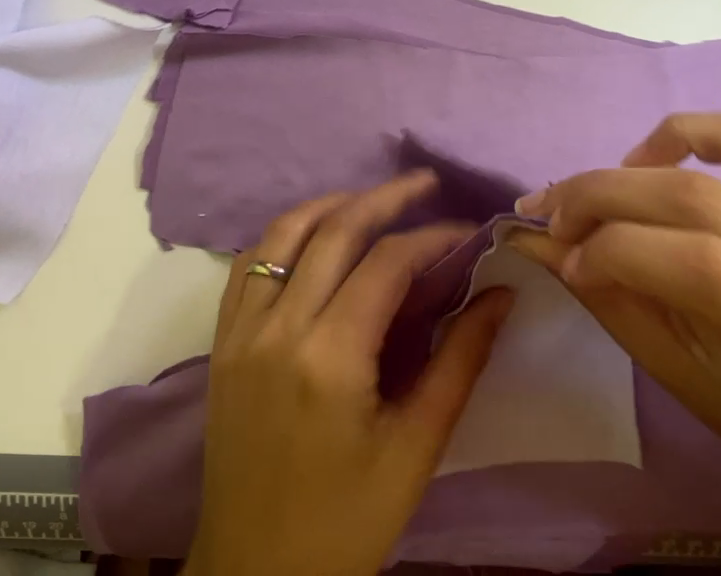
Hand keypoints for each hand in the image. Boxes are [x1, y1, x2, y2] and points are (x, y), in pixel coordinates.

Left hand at [186, 172, 515, 575]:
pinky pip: (248, 265)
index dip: (431, 236)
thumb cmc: (348, 518)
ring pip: (282, 235)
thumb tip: (500, 294)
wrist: (256, 568)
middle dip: (383, 198)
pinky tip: (313, 238)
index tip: (466, 231)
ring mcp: (240, 331)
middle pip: (332, 231)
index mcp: (330, 356)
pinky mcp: (220, 342)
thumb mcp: (418, 447)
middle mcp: (277, 327)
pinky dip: (283, 237)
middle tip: (425, 183)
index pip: (386, 262)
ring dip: (330, 206)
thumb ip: (460, 361)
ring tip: (373, 200)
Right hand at [510, 112, 720, 498]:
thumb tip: (536, 240)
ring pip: (711, 172)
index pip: (704, 268)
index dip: (616, 251)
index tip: (565, 262)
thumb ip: (610, 303)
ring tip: (584, 198)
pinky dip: (682, 133)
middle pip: (700, 205)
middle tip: (550, 218)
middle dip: (602, 199)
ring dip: (624, 175)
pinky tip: (642, 160)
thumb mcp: (680, 382)